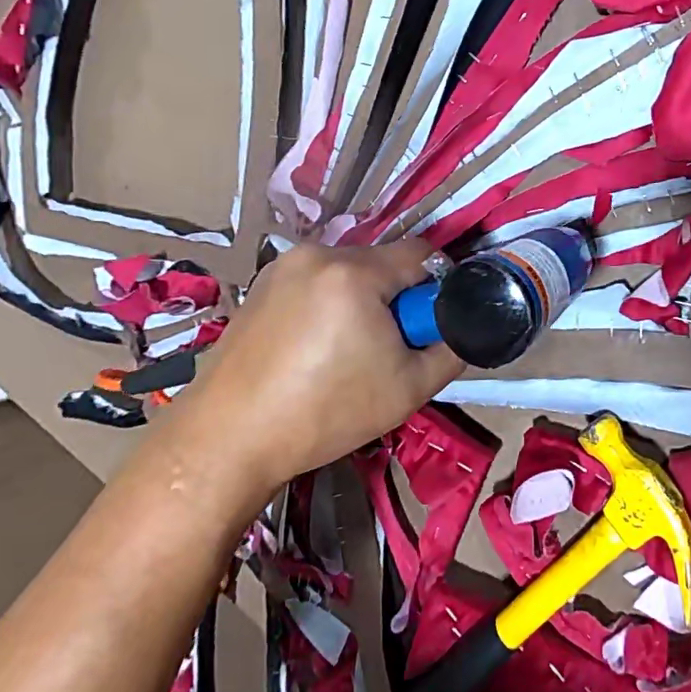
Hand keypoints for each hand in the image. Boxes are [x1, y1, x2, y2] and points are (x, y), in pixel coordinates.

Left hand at [177, 239, 464, 490]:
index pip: (421, 254)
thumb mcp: (409, 390)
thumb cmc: (325, 413)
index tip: (425, 327)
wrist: (229, 438)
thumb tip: (461, 329)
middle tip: (384, 350)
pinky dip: (327, 305)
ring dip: (361, 302)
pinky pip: (315, 282)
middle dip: (394, 299)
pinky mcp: (261, 284)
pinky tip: (311, 350)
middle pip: (381, 263)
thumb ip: (450, 350)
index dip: (436, 287)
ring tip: (344, 354)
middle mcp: (317, 254)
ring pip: (348, 273)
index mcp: (354, 273)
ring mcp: (283, 266)